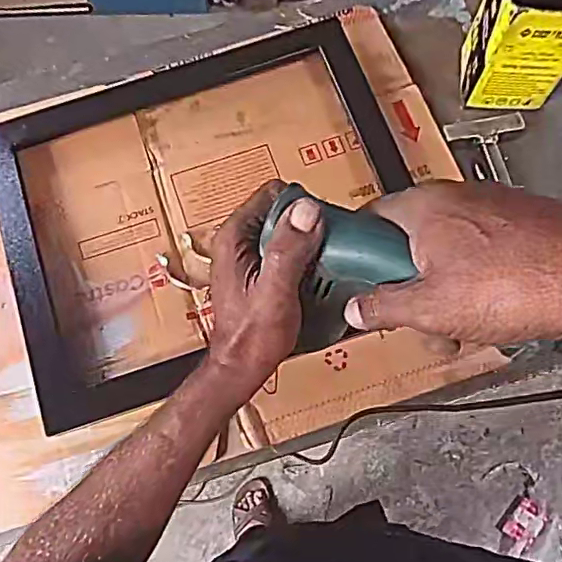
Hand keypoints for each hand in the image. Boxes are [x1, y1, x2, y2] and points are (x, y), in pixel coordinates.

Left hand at [202, 180, 323, 395]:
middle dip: (309, 226)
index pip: (273, 194)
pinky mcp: (260, 274)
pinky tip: (313, 280)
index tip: (321, 225)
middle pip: (283, 212)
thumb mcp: (275, 290)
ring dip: (309, 245)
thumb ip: (288, 250)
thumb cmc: (251, 337)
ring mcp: (249, 258)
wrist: (242, 367)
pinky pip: (288, 254)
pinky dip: (304, 262)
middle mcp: (239, 243)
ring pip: (288, 233)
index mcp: (235, 238)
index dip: (303, 205)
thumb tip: (306, 211)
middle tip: (327, 248)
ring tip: (323, 265)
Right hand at [344, 182, 561, 345]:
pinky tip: (493, 312)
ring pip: (447, 254)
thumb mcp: (431, 309)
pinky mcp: (519, 226)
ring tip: (463, 325)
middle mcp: (456, 198)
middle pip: (409, 242)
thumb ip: (384, 307)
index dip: (356, 254)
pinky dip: (477, 285)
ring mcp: (491, 210)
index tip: (354, 280)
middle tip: (416, 318)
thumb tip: (359, 308)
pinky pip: (481, 256)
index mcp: (424, 207)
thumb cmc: (522, 282)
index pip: (368, 219)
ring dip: (444, 293)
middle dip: (408, 287)